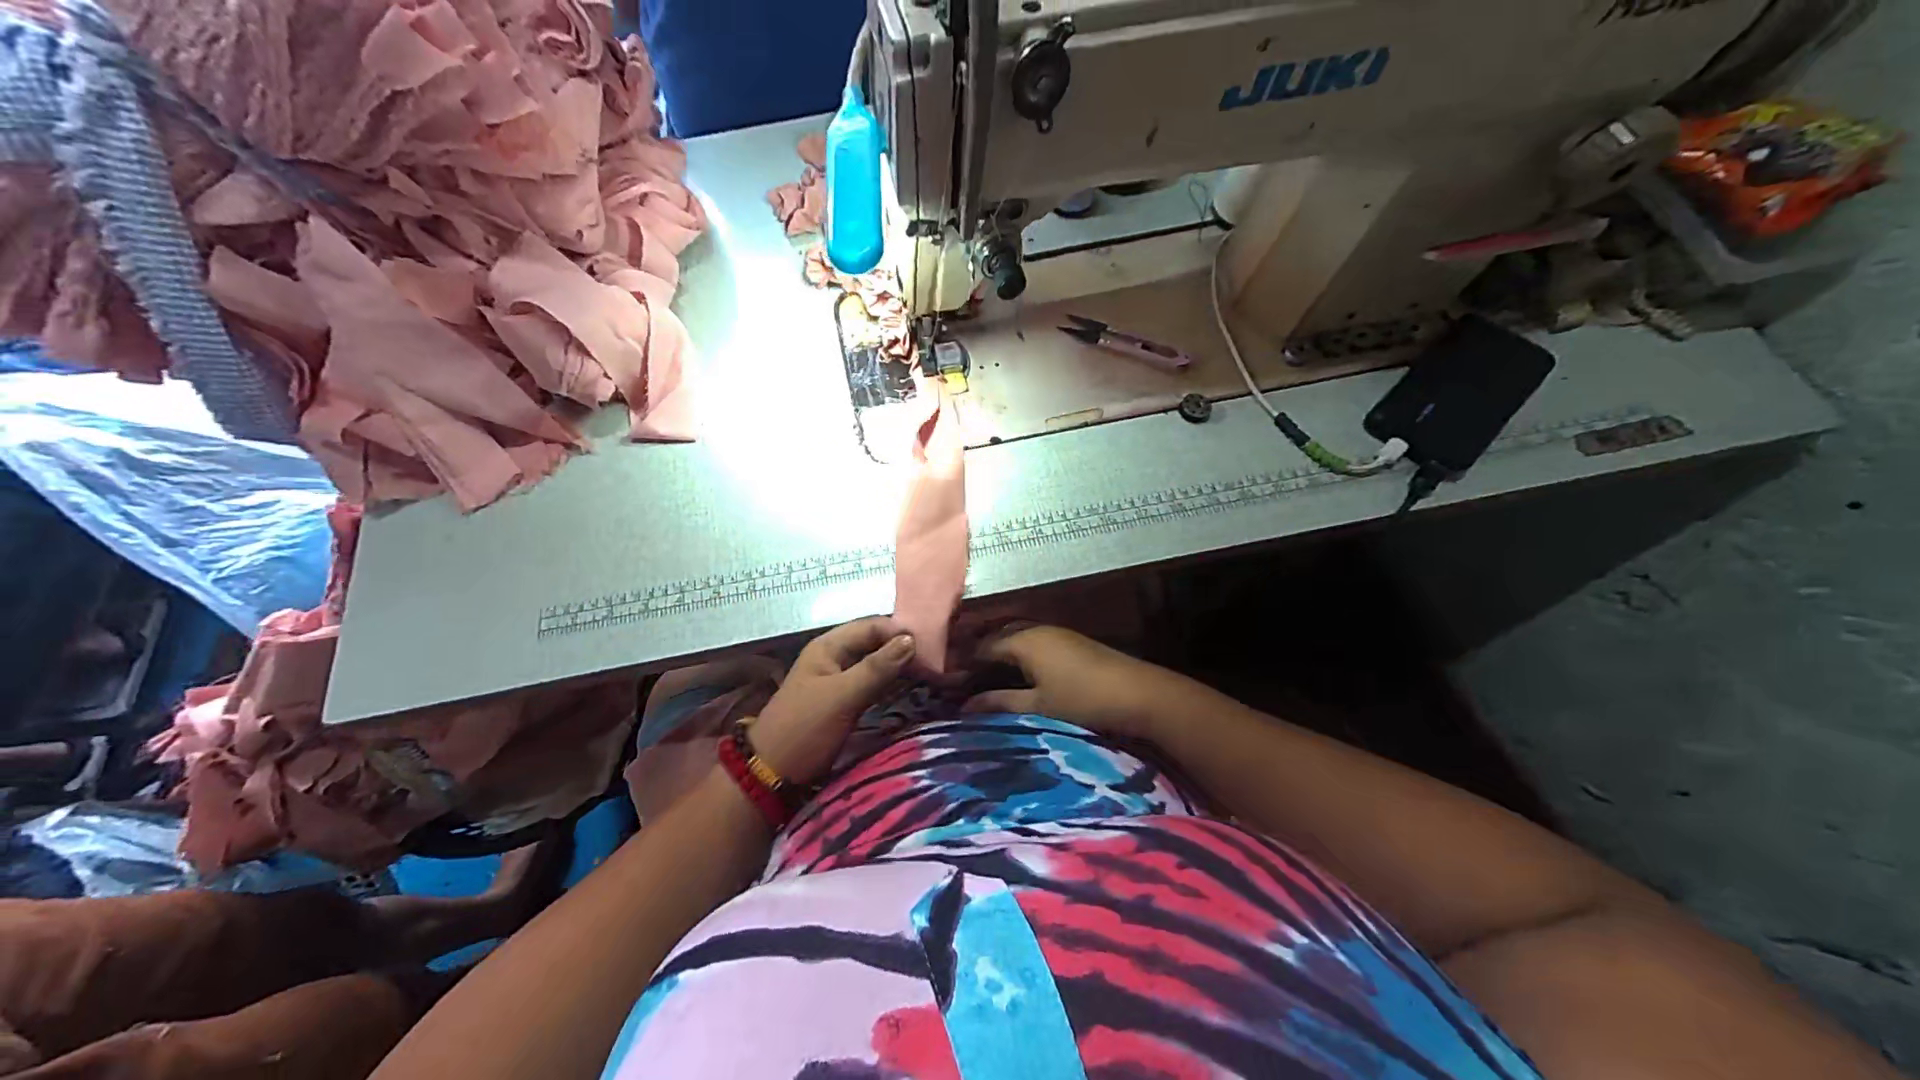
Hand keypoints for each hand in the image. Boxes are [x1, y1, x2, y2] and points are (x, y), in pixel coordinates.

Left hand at [745, 617, 915, 784]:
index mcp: (829, 646)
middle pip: (876, 643)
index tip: (932, 643)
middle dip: (903, 648)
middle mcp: (835, 657)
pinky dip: (893, 683)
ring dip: (900, 666)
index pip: (872, 625)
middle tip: (937, 658)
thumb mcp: (842, 695)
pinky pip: (874, 684)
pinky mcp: (846, 702)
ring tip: (932, 671)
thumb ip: (876, 668)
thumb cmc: (805, 727)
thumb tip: (911, 640)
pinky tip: (913, 687)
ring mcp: (841, 680)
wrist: (772, 772)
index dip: (900, 631)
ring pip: (877, 664)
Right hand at [961, 624, 1184, 741]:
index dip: (963, 661)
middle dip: (978, 654)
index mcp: (1023, 640)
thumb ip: (999, 703)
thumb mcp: (1038, 706)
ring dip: (999, 654)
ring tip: (983, 677)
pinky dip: (1017, 655)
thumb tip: (965, 706)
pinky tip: (1015, 674)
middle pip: (998, 637)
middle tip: (960, 677)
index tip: (945, 680)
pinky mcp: (1071, 642)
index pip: (981, 645)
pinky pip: (1033, 642)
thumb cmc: (1084, 700)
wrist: (1140, 694)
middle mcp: (1036, 629)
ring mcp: (1056, 633)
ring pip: (1016, 638)